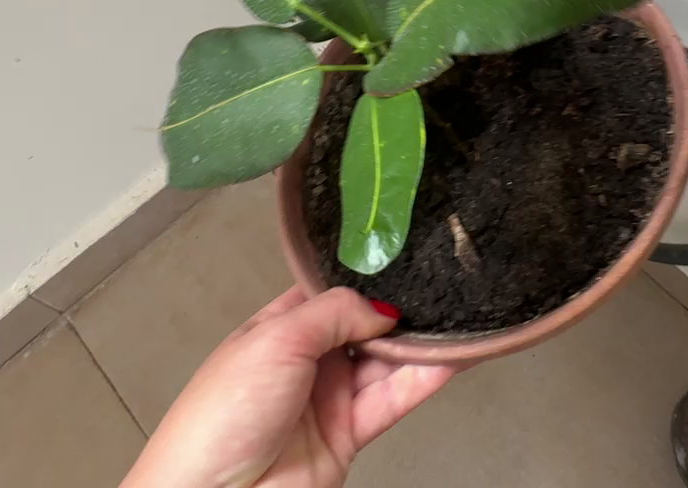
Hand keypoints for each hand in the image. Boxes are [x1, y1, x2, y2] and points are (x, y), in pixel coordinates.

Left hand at [120, 288, 454, 487]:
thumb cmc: (230, 408)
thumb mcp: (277, 339)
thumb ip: (336, 312)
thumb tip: (384, 310)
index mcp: (281, 327)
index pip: (332, 292)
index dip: (366, 275)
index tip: (406, 252)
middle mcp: (309, 358)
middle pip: (364, 324)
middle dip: (398, 307)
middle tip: (444, 280)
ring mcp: (330, 397)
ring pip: (384, 361)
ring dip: (418, 341)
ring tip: (458, 313)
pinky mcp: (349, 436)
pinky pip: (393, 399)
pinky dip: (423, 378)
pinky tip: (452, 355)